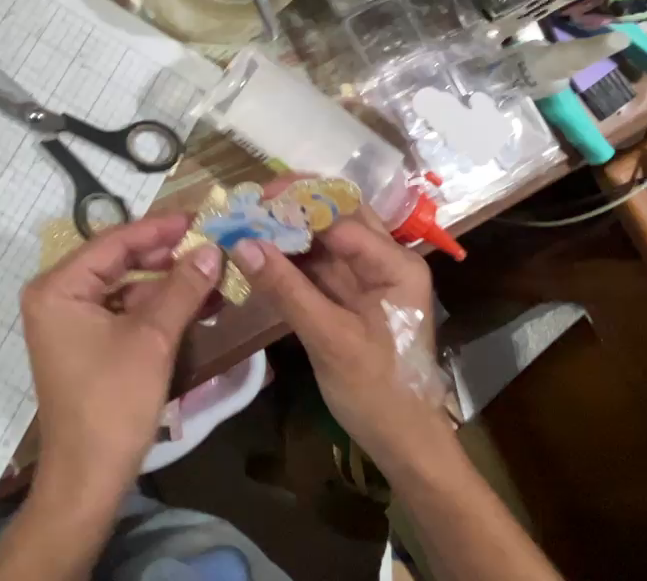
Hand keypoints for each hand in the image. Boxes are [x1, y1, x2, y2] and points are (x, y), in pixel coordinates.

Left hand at [20, 213, 222, 505]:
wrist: (87, 479)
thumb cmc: (113, 402)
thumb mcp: (153, 339)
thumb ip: (182, 288)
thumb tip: (211, 249)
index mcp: (57, 287)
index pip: (113, 242)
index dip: (158, 229)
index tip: (198, 217)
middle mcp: (54, 296)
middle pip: (116, 261)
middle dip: (164, 256)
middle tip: (207, 244)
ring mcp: (66, 322)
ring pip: (121, 287)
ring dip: (164, 284)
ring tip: (209, 275)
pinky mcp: (81, 344)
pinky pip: (119, 312)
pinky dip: (153, 308)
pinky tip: (191, 305)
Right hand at [230, 200, 446, 469]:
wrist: (405, 443)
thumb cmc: (379, 393)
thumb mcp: (330, 340)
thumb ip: (286, 289)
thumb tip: (240, 243)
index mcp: (395, 264)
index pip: (341, 218)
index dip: (296, 205)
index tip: (252, 203)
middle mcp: (386, 259)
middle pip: (337, 214)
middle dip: (293, 205)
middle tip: (248, 205)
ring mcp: (368, 274)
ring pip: (325, 234)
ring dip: (288, 227)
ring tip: (246, 222)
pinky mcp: (350, 292)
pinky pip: (317, 260)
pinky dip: (289, 254)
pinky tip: (260, 251)